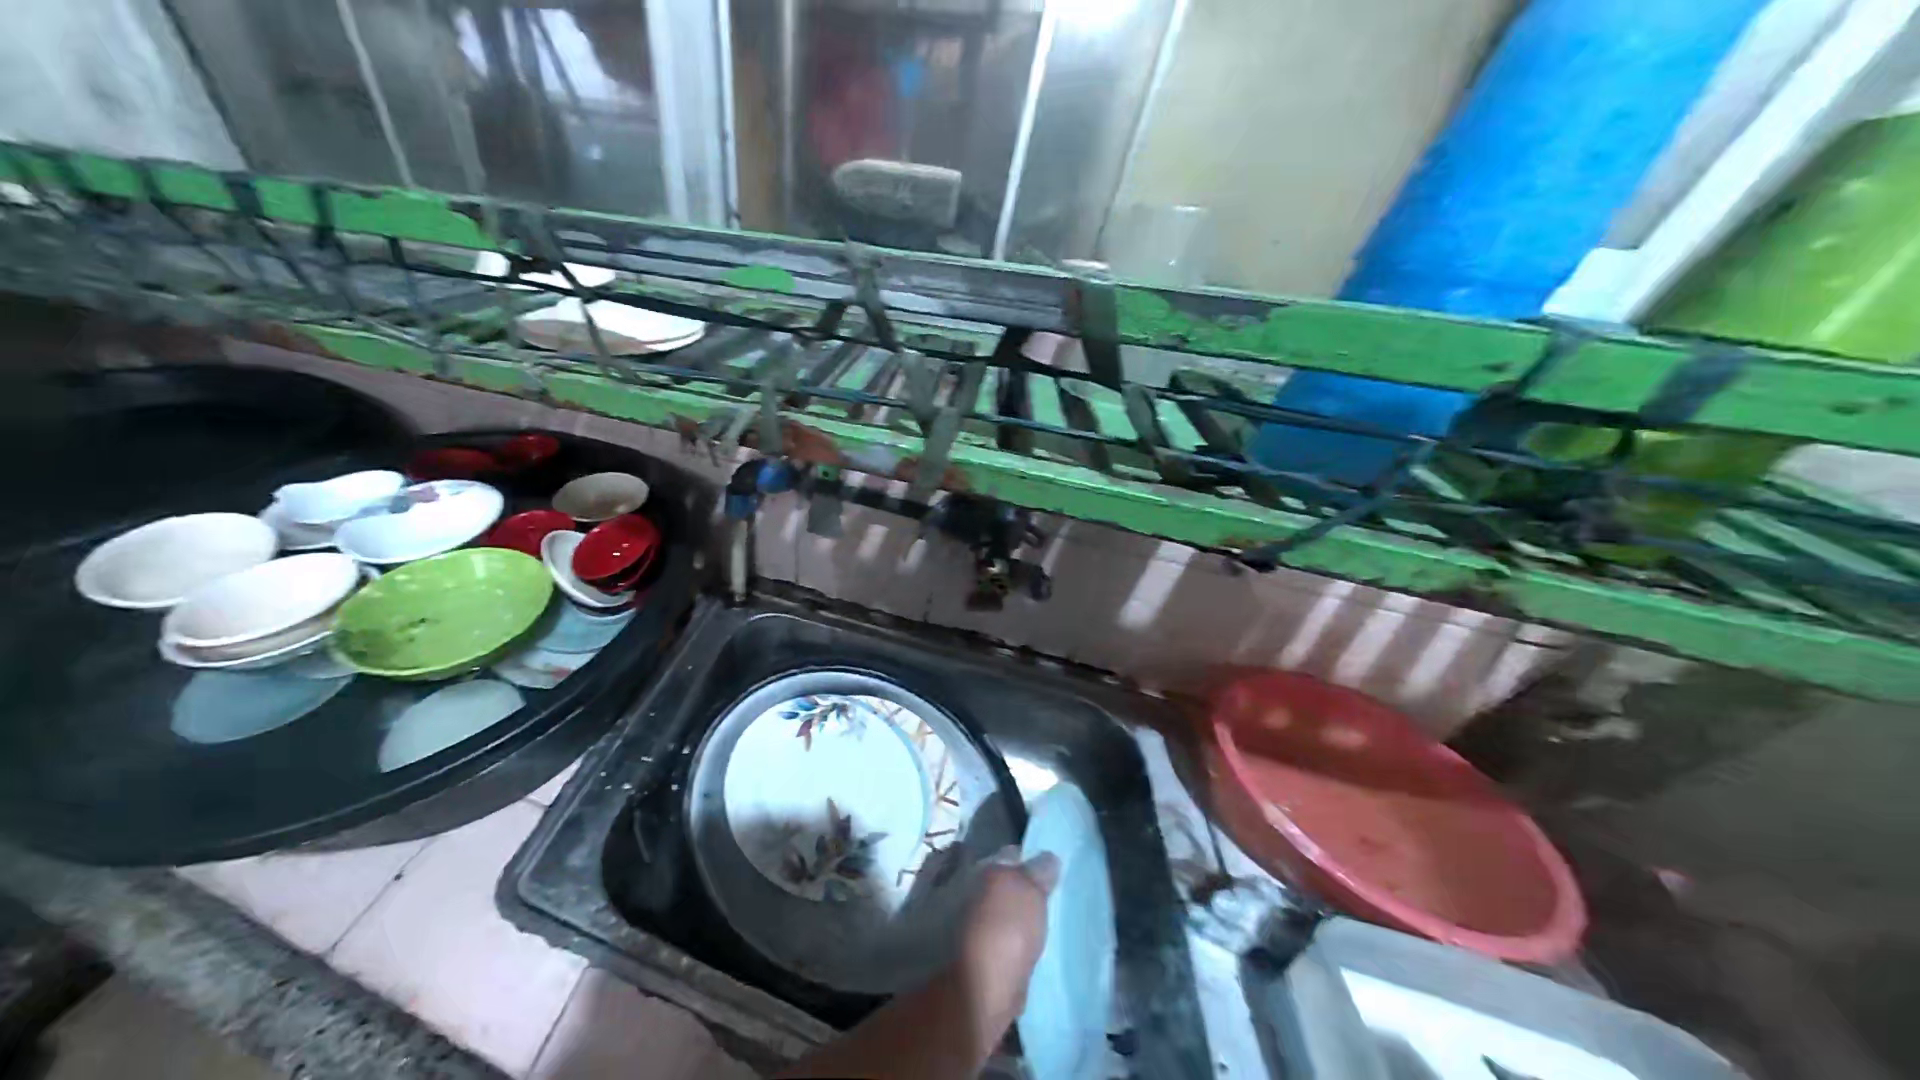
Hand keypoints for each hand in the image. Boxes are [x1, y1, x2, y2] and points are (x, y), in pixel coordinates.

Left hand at [953, 849, 1058, 1024]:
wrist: (984, 986)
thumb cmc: (1006, 926)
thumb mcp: (1030, 888)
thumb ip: (1039, 870)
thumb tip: (1048, 859)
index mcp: (979, 867)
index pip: (1009, 854)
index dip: (1030, 858)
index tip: (1050, 869)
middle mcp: (968, 889)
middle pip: (1002, 882)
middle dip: (1020, 886)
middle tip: (1048, 896)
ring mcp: (968, 923)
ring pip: (1000, 910)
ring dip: (1015, 915)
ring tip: (1042, 922)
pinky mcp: (975, 954)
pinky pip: (1000, 937)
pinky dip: (1012, 939)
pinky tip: (1030, 945)